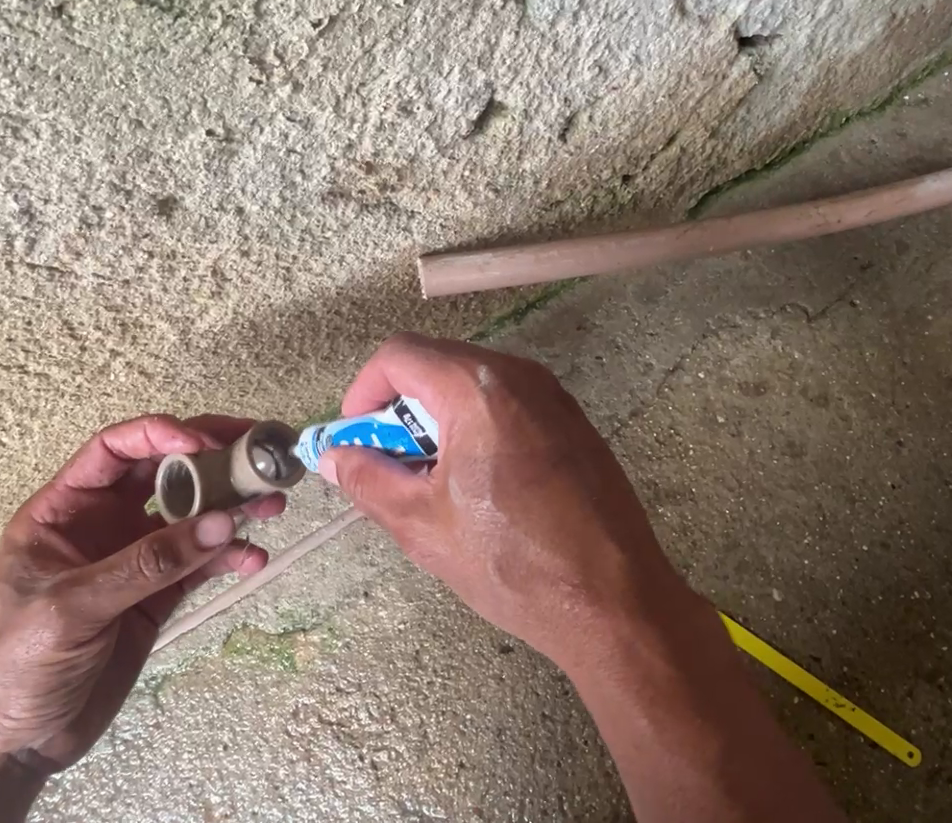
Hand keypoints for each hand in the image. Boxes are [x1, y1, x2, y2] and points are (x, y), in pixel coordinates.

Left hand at [0, 414, 284, 813]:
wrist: (12, 745)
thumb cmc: (13, 665)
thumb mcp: (71, 608)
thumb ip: (147, 564)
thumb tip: (222, 523)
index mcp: (65, 511)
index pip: (114, 451)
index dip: (160, 435)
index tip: (206, 443)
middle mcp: (105, 523)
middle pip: (166, 471)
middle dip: (215, 458)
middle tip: (260, 452)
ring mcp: (137, 557)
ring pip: (194, 513)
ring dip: (235, 505)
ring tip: (274, 504)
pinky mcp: (161, 593)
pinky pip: (204, 561)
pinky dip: (232, 556)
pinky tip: (253, 560)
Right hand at [318, 334, 691, 667]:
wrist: (613, 597)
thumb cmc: (512, 562)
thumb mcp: (423, 525)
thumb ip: (369, 480)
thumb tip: (337, 455)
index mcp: (477, 389)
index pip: (400, 354)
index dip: (364, 390)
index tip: (355, 438)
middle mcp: (519, 375)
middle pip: (437, 362)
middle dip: (400, 406)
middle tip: (390, 463)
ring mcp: (554, 395)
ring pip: (474, 382)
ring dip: (439, 416)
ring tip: (433, 478)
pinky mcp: (574, 420)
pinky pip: (510, 401)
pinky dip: (478, 423)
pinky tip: (481, 481)